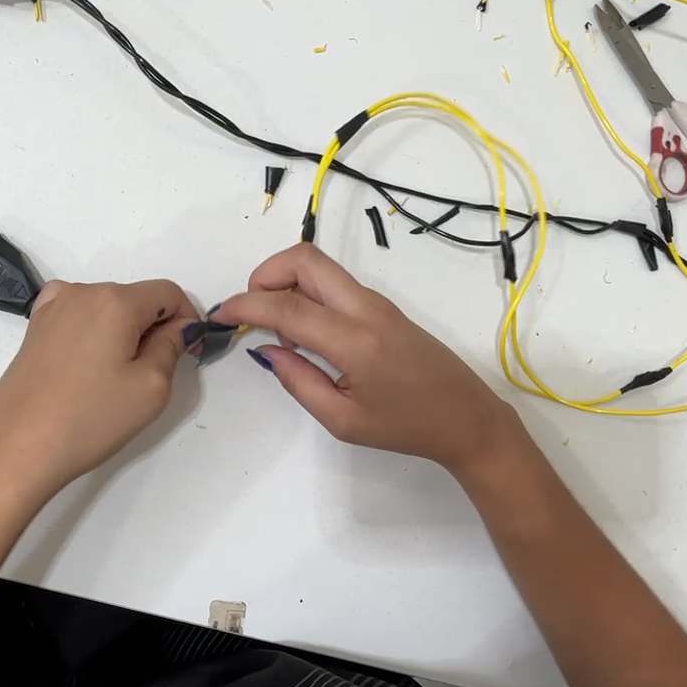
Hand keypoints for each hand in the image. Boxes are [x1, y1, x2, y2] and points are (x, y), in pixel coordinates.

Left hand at [0, 279, 197, 517]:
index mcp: (114, 301)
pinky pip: (78, 317)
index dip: (186, 319)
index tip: (187, 353)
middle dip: (154, 327)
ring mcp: (52, 309)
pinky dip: (94, 332)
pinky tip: (89, 366)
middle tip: (153, 375)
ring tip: (116, 379)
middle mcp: (81, 293)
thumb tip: (179, 326)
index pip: (168, 293)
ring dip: (123, 332)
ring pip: (107, 308)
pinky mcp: (34, 329)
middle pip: (136, 298)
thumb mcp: (150, 388)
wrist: (16, 449)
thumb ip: (172, 346)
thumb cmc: (88, 420)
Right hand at [212, 244, 536, 480]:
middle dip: (264, 274)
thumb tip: (266, 349)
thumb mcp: (342, 420)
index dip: (245, 304)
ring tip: (283, 332)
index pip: (286, 307)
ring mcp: (376, 302)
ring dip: (286, 284)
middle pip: (304, 259)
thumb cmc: (405, 427)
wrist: (466, 417)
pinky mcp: (381, 305)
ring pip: (318, 266)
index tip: (220, 315)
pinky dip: (306, 293)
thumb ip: (297, 381)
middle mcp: (366, 309)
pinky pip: (333, 283)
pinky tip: (307, 333)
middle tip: (251, 310)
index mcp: (355, 342)